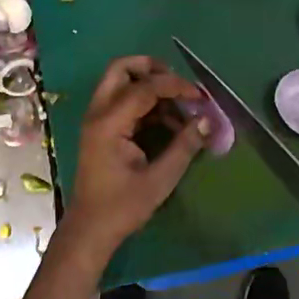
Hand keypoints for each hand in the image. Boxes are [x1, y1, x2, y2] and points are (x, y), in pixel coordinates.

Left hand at [55, 56, 207, 260]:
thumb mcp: (159, 179)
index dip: (175, 86)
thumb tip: (208, 120)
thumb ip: (184, 146)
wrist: (90, 229)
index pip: (144, 87)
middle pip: (121, 69)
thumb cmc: (122, 207)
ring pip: (121, 82)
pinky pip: (123, 101)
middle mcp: (98, 113)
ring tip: (181, 109)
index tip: (200, 97)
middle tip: (179, 84)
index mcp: (108, 123)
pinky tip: (169, 123)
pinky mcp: (101, 129)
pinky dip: (145, 102)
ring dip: (151, 87)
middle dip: (153, 69)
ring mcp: (97, 119)